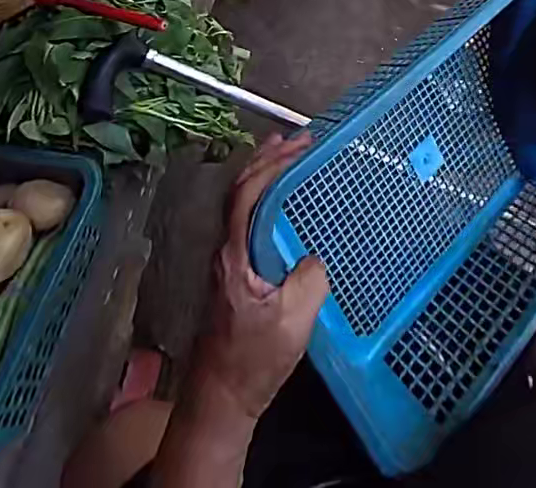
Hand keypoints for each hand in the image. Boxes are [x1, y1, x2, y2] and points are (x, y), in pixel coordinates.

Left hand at [186, 131, 330, 421]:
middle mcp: (226, 248)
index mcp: (234, 254)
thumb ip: (308, 282)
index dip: (269, 165)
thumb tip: (315, 256)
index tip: (295, 146)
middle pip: (239, 190)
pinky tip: (282, 201)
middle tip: (293, 139)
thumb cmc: (251, 361)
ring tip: (286, 154)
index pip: (246, 195)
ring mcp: (229, 259)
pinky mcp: (236, 271)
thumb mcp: (291, 323)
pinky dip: (265, 198)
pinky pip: (249, 220)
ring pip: (242, 203)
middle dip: (265, 159)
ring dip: (262, 174)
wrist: (220, 396)